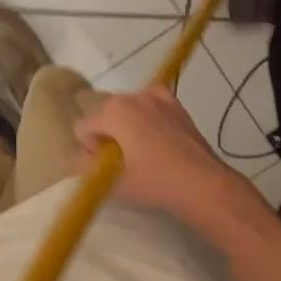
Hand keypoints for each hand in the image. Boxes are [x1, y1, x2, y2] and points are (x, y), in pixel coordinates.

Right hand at [74, 86, 255, 219]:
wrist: (203, 184)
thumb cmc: (155, 182)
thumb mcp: (113, 181)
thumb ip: (86, 167)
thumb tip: (77, 160)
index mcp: (114, 112)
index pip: (83, 127)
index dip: (89, 148)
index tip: (105, 165)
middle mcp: (133, 96)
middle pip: (104, 114)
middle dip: (106, 134)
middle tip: (121, 159)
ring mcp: (158, 97)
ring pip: (127, 109)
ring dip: (126, 125)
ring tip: (141, 150)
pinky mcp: (176, 104)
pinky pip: (150, 106)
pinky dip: (147, 117)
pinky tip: (157, 138)